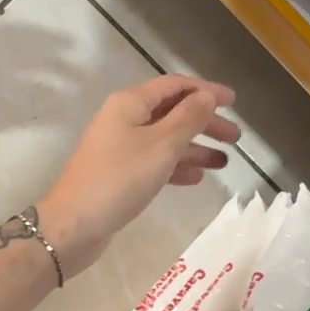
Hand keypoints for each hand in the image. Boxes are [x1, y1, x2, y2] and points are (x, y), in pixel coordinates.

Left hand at [37, 75, 239, 277]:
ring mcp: (120, 147)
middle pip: (172, 112)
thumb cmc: (119, 178)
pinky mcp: (119, 173)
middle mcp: (124, 119)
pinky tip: (197, 178)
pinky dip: (177, 166)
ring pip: (166, 139)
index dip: (206, 90)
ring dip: (195, 147)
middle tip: (235, 137)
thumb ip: (188, 118)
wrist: (74, 225)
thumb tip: (207, 96)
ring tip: (224, 162)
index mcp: (130, 103)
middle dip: (205, 122)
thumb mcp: (161, 145)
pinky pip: (155, 161)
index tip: (234, 101)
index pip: (175, 86)